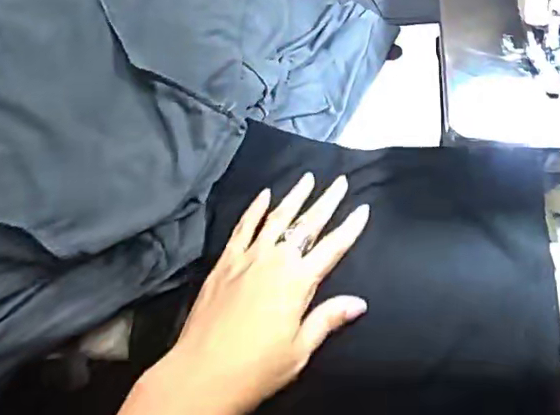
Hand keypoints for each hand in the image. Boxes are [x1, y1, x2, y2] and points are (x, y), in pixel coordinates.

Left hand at [121, 173, 370, 414]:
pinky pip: (243, 228)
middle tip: (340, 181)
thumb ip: (328, 320)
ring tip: (307, 178)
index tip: (363, 208)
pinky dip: (254, 209)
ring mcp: (249, 258)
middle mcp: (277, 261)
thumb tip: (359, 303)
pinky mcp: (225, 263)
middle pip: (308, 223)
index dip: (351, 227)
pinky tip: (263, 195)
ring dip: (295, 196)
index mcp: (298, 281)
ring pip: (277, 218)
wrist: (196, 380)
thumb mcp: (298, 352)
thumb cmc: (252, 371)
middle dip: (327, 200)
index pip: (333, 246)